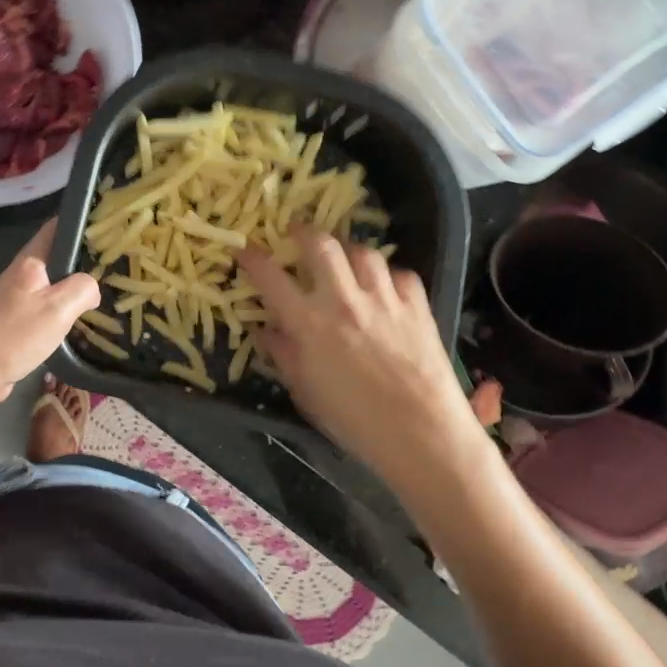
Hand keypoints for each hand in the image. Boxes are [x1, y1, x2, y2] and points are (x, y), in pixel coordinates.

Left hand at [0, 222, 99, 405]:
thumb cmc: (14, 335)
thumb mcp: (58, 309)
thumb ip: (82, 289)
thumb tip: (92, 287)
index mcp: (29, 264)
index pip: (55, 229)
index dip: (80, 222)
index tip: (106, 225)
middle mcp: (19, 276)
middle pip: (55, 260)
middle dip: (81, 261)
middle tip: (114, 268)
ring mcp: (12, 301)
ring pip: (49, 288)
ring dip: (71, 291)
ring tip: (101, 296)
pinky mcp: (10, 325)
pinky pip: (42, 312)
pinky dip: (59, 315)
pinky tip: (75, 327)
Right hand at [236, 229, 495, 482]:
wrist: (422, 434)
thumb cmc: (354, 421)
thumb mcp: (305, 392)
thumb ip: (283, 355)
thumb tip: (267, 330)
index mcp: (308, 323)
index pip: (271, 277)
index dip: (252, 258)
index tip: (244, 248)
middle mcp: (344, 300)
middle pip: (321, 244)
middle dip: (303, 232)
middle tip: (296, 233)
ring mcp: (384, 299)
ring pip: (363, 252)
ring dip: (348, 252)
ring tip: (343, 261)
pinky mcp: (418, 306)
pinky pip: (400, 274)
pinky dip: (387, 276)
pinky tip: (384, 289)